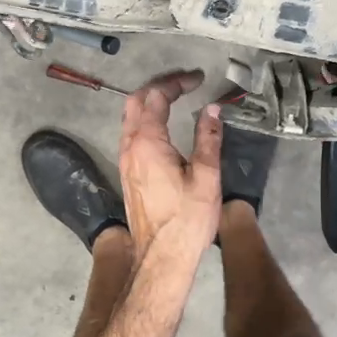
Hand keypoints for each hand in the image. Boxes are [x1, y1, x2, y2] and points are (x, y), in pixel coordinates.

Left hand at [118, 70, 223, 259]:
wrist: (160, 258)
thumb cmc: (187, 219)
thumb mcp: (206, 177)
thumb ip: (208, 139)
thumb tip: (212, 110)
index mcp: (147, 142)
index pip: (156, 96)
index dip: (177, 82)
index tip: (198, 78)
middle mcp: (129, 146)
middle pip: (136, 101)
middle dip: (159, 86)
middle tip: (185, 83)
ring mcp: (124, 160)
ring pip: (129, 117)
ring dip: (150, 102)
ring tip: (176, 98)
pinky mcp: (127, 173)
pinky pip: (131, 134)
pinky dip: (146, 120)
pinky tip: (163, 126)